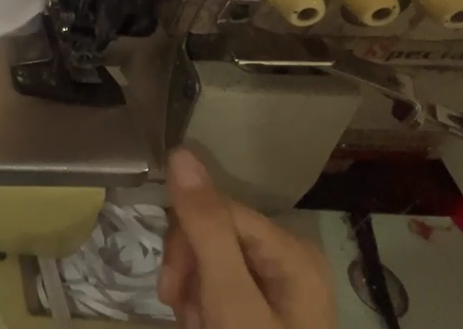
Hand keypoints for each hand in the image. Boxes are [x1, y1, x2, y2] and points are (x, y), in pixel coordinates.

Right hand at [160, 147, 337, 328]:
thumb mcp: (229, 302)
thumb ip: (205, 226)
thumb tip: (180, 152)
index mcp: (292, 252)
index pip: (217, 210)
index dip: (185, 242)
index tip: (171, 289)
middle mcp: (290, 259)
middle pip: (213, 232)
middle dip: (188, 271)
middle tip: (183, 312)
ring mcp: (280, 285)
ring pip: (210, 258)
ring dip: (192, 293)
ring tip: (195, 326)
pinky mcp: (268, 306)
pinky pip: (221, 284)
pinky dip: (203, 306)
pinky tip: (204, 326)